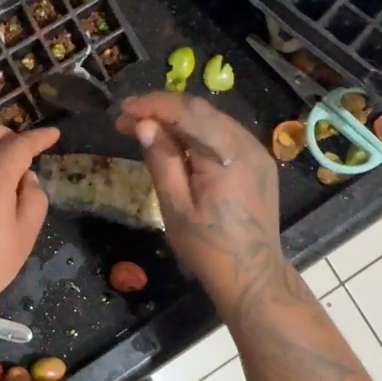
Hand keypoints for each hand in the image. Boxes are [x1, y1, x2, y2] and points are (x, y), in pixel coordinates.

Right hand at [117, 92, 282, 310]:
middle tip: (127, 121)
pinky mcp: (258, 164)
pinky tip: (176, 146)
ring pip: (212, 122)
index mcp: (226, 154)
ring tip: (146, 132)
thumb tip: (145, 125)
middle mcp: (246, 144)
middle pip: (200, 112)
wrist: (251, 274)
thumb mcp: (176, 207)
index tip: (123, 110)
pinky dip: (196, 135)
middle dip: (162, 111)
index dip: (152, 105)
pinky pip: (223, 137)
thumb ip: (161, 162)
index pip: (186, 112)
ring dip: (178, 122)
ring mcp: (257, 152)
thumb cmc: (208, 247)